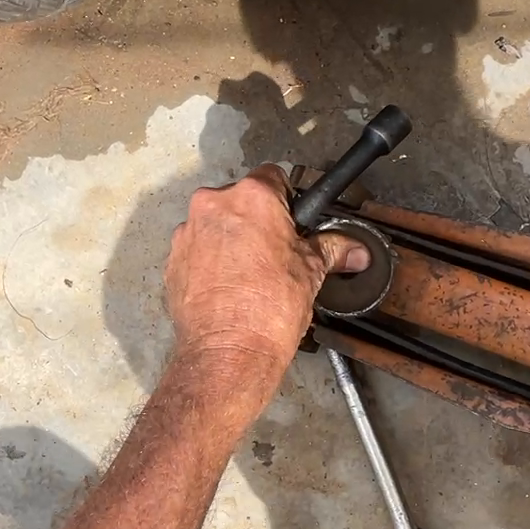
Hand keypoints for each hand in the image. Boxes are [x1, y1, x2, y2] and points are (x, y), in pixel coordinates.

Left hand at [164, 164, 367, 381]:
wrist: (228, 351)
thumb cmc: (268, 309)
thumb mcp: (311, 272)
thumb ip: (332, 249)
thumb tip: (355, 250)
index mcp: (252, 197)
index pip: (274, 177)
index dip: (287, 198)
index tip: (293, 219)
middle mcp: (214, 205)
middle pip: (241, 199)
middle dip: (258, 220)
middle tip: (277, 251)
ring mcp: (189, 231)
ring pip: (217, 224)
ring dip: (232, 239)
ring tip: (251, 274)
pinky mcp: (173, 259)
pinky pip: (197, 248)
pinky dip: (211, 260)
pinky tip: (229, 286)